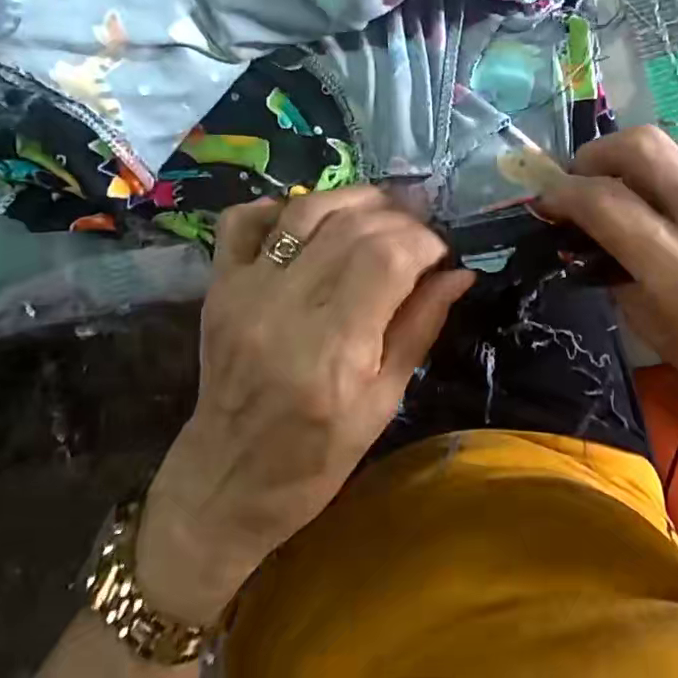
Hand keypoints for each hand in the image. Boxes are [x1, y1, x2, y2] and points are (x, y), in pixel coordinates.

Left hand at [134, 187, 475, 624]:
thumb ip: (419, 329)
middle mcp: (285, 309)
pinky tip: (308, 218)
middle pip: (351, 227)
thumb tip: (458, 274)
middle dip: (397, 218)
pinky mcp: (218, 286)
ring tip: (379, 211)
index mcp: (333, 350)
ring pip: (303, 210)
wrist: (227, 478)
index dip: (423, 241)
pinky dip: (278, 207)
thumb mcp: (383, 404)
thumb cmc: (316, 458)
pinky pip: (242, 220)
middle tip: (416, 234)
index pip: (387, 257)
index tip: (439, 253)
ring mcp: (244, 291)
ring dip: (350, 200)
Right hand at [534, 126, 677, 452]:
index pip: (605, 202)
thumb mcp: (654, 331)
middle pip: (641, 145)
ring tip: (641, 206)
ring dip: (641, 174)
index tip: (547, 201)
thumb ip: (615, 273)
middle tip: (584, 176)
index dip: (563, 193)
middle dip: (597, 153)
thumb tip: (585, 237)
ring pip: (674, 156)